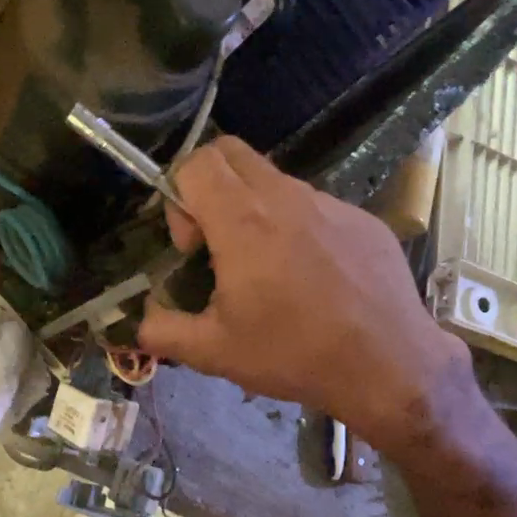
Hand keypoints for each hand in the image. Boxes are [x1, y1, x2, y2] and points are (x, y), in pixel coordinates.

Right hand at [139, 137, 473, 453]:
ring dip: (253, 211)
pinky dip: (295, 229)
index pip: (195, 163)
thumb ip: (160, 331)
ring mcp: (329, 204)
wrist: (387, 365)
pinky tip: (309, 282)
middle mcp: (286, 198)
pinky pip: (314, 206)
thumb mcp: (213, 352)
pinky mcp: (361, 219)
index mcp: (243, 223)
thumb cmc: (292, 355)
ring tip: (264, 272)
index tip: (192, 248)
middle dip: (209, 186)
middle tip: (216, 243)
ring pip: (274, 180)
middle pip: (231, 152)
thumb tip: (130, 325)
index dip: (179, 198)